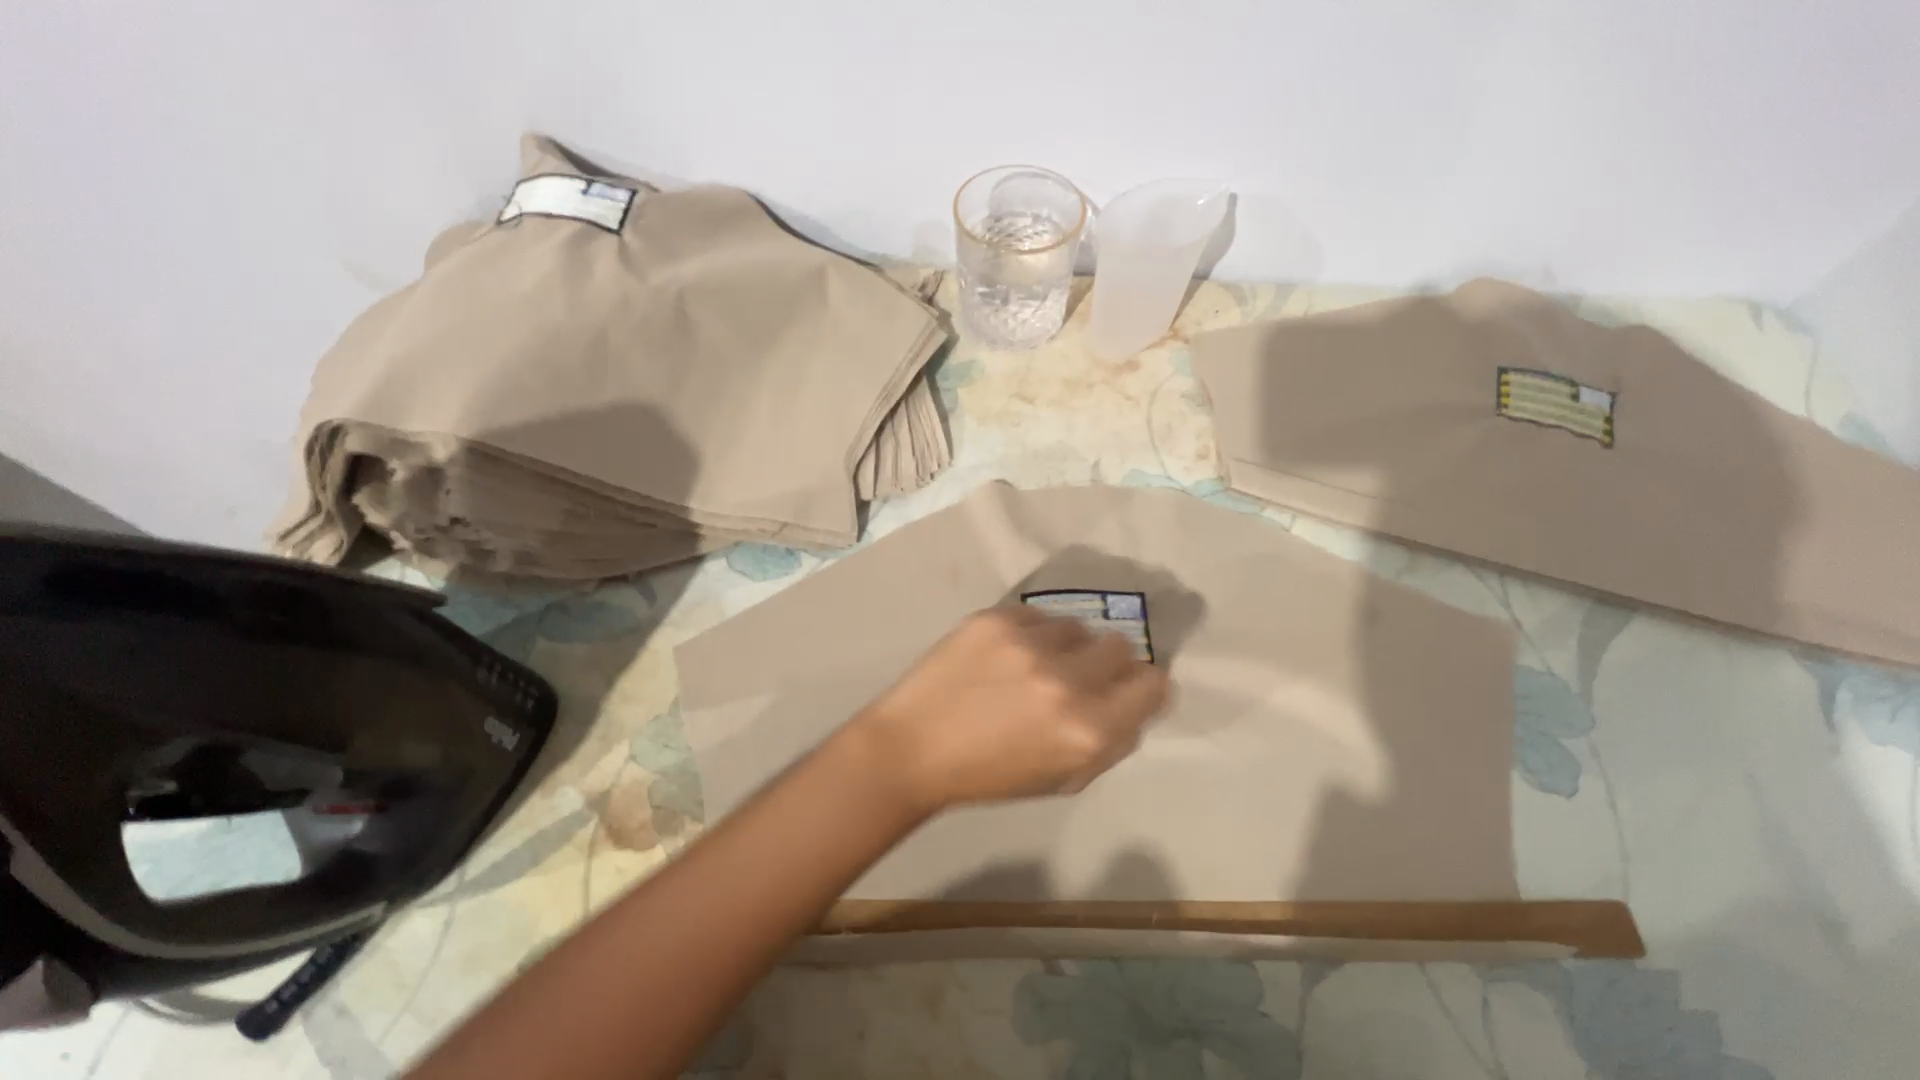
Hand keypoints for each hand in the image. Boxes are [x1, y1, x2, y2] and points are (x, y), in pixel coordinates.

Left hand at [840, 605, 1171, 815]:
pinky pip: (1038, 615)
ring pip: (1078, 627)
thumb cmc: (989, 776)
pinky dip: (1030, 633)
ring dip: (1065, 646)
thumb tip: (1133, 707)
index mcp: (1090, 731)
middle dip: (1106, 665)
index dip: (1142, 689)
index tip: (1126, 691)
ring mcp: (1030, 645)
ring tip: (1031, 667)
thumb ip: (1109, 745)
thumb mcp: (1063, 780)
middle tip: (1077, 678)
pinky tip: (1004, 656)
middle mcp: (1068, 682)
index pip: (1155, 685)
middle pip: (1121, 647)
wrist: (913, 749)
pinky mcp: (997, 619)